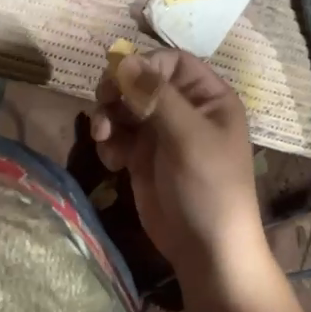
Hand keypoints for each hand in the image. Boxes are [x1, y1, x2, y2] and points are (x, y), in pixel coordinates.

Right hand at [91, 49, 267, 272]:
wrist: (206, 253)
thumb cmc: (209, 188)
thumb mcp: (188, 137)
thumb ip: (156, 96)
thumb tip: (124, 58)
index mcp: (209, 97)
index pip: (172, 62)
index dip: (145, 65)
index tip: (120, 78)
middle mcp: (185, 109)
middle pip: (142, 81)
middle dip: (119, 91)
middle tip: (101, 100)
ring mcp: (162, 133)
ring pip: (125, 106)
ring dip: (108, 116)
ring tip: (102, 137)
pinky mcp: (143, 157)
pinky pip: (119, 135)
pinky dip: (110, 143)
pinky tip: (112, 161)